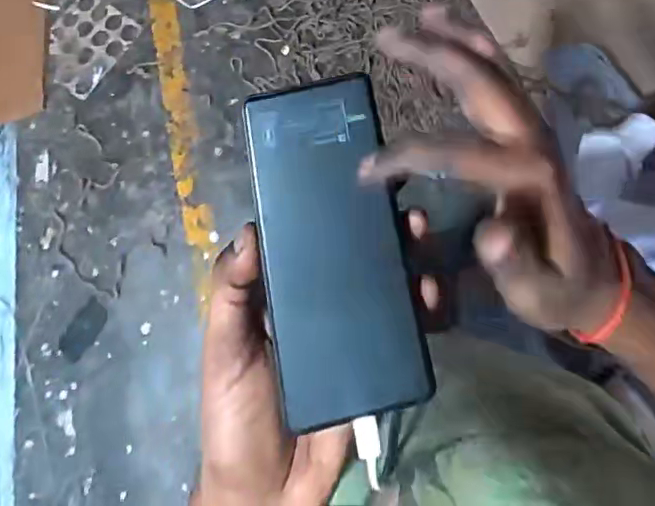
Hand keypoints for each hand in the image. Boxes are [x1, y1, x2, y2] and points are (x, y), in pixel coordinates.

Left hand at [195, 217, 442, 505]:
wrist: (270, 491)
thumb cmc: (236, 412)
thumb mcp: (222, 348)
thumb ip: (228, 294)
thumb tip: (250, 230)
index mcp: (291, 290)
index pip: (318, 239)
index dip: (339, 208)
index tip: (362, 181)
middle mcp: (330, 301)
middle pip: (364, 253)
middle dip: (388, 227)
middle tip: (406, 211)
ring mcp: (359, 329)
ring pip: (392, 281)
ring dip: (413, 256)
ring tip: (421, 242)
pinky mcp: (382, 361)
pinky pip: (408, 328)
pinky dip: (426, 305)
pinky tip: (431, 292)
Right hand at [362, 7, 619, 336]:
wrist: (597, 273)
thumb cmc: (561, 284)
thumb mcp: (539, 292)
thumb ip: (516, 265)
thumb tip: (492, 234)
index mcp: (531, 175)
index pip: (460, 152)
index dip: (411, 156)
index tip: (368, 171)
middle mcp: (531, 136)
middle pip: (481, 81)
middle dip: (434, 54)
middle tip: (387, 36)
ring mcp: (531, 125)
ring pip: (493, 66)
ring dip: (458, 36)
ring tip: (423, 15)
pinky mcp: (526, 125)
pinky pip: (497, 74)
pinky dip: (473, 48)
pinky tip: (449, 34)